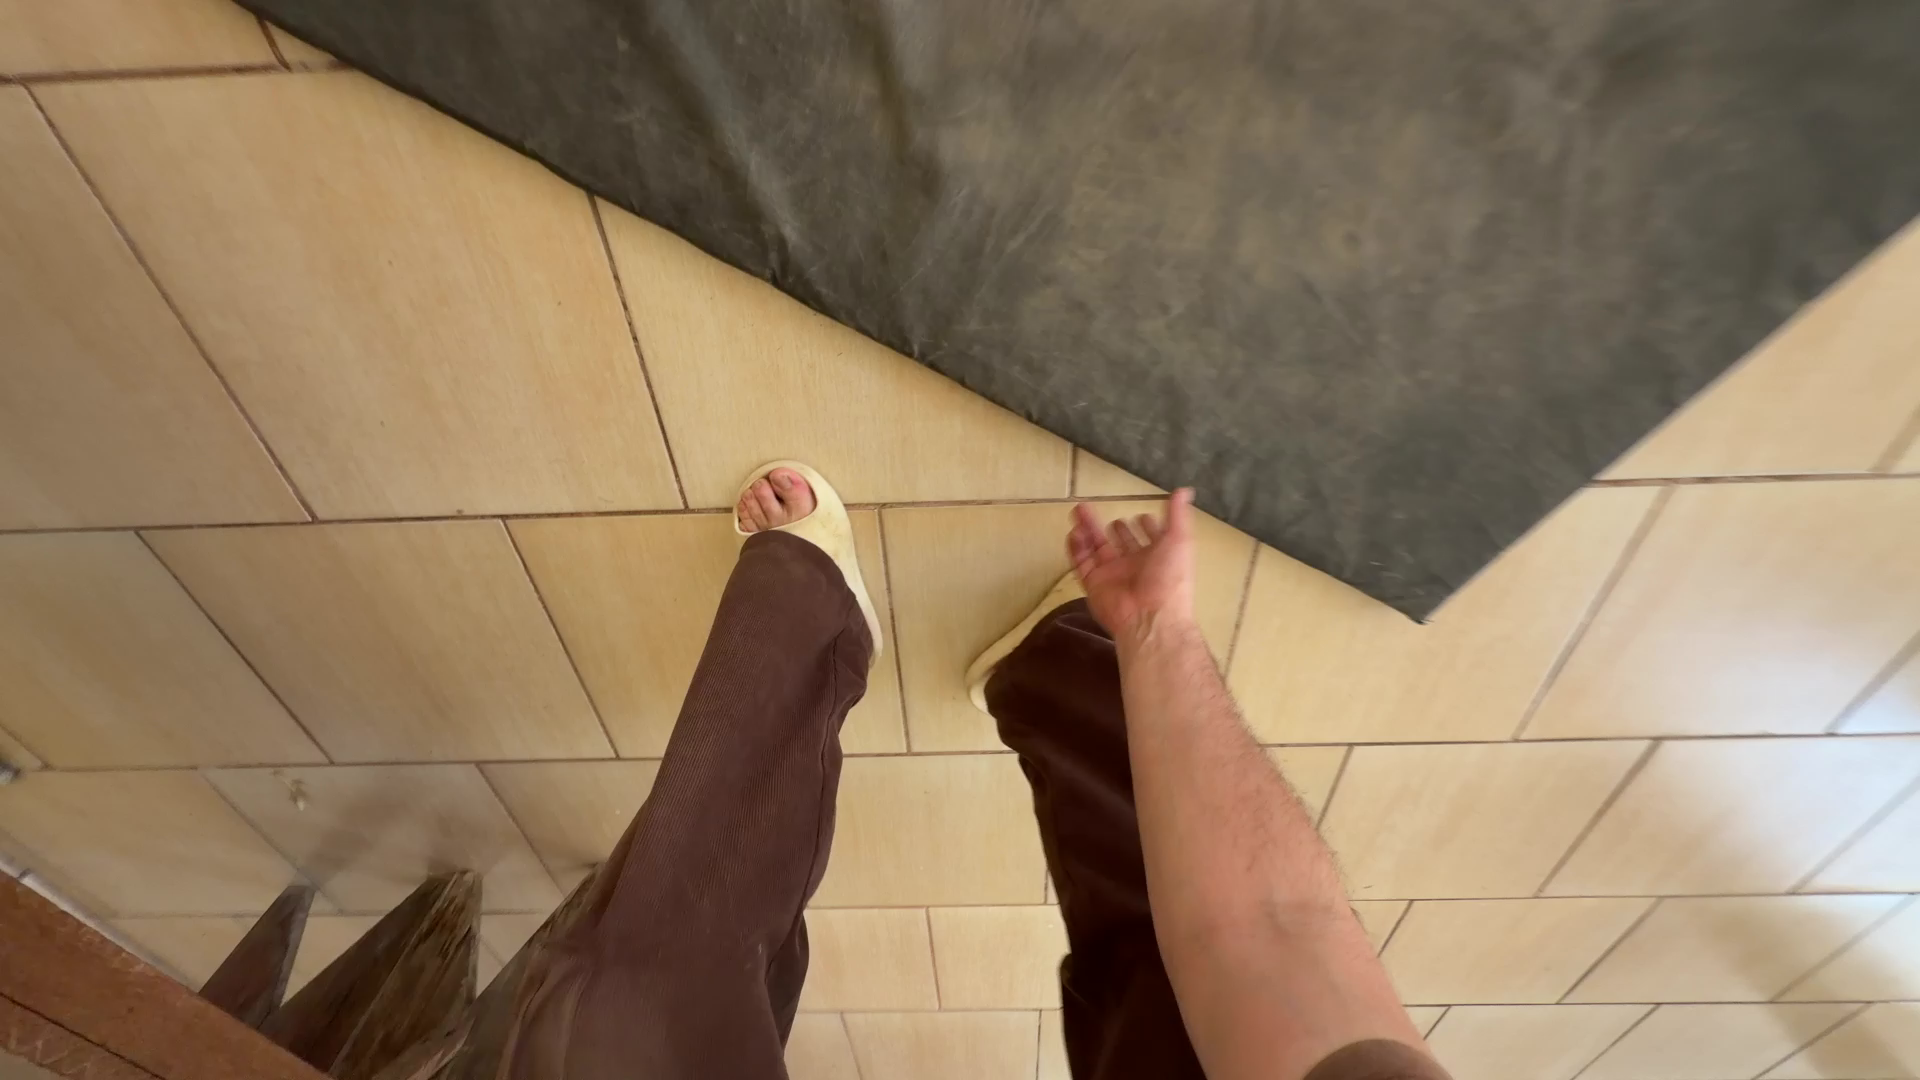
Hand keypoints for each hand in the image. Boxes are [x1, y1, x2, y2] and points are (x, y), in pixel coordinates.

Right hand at [1067, 488, 1198, 647]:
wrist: (1150, 617)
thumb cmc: (1170, 578)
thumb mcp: (1180, 541)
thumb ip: (1178, 515)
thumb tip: (1184, 490)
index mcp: (1157, 557)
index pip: (1149, 538)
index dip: (1146, 527)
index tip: (1140, 516)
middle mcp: (1134, 565)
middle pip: (1119, 542)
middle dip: (1112, 527)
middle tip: (1099, 510)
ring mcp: (1112, 575)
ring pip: (1096, 548)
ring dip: (1088, 529)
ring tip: (1079, 511)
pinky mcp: (1093, 584)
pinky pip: (1081, 563)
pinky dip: (1076, 547)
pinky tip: (1074, 531)